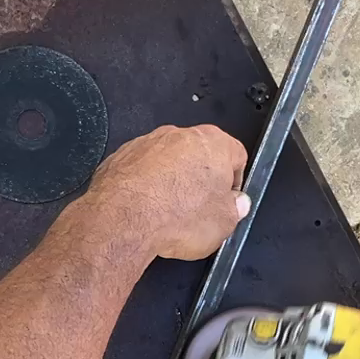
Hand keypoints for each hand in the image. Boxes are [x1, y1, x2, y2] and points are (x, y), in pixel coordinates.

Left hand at [71, 125, 248, 260]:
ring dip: (171, 184)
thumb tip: (236, 205)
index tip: (229, 200)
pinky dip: (145, 188)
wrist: (124, 219)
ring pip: (167, 163)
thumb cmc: (173, 215)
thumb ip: (235, 208)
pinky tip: (146, 211)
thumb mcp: (224, 223)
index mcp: (214, 143)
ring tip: (169, 214)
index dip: (234, 182)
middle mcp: (180, 135)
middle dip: (201, 182)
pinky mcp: (122, 156)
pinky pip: (141, 171)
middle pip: (199, 157)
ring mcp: (148, 143)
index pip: (236, 156)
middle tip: (199, 210)